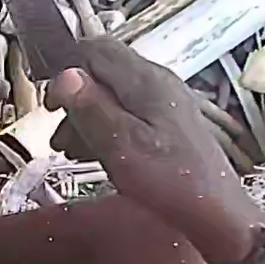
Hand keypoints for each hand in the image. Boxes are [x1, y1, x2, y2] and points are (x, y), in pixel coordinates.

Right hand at [47, 38, 264, 263]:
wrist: (214, 213)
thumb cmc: (169, 181)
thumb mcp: (121, 145)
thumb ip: (92, 108)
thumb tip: (65, 75)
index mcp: (145, 82)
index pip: (96, 50)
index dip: (65, 70)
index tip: (50, 104)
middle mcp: (156, 83)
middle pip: (103, 72)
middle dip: (73, 98)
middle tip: (57, 131)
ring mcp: (163, 102)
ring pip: (111, 94)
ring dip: (85, 117)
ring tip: (69, 149)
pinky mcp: (166, 123)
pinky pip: (125, 113)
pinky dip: (102, 128)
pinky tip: (93, 154)